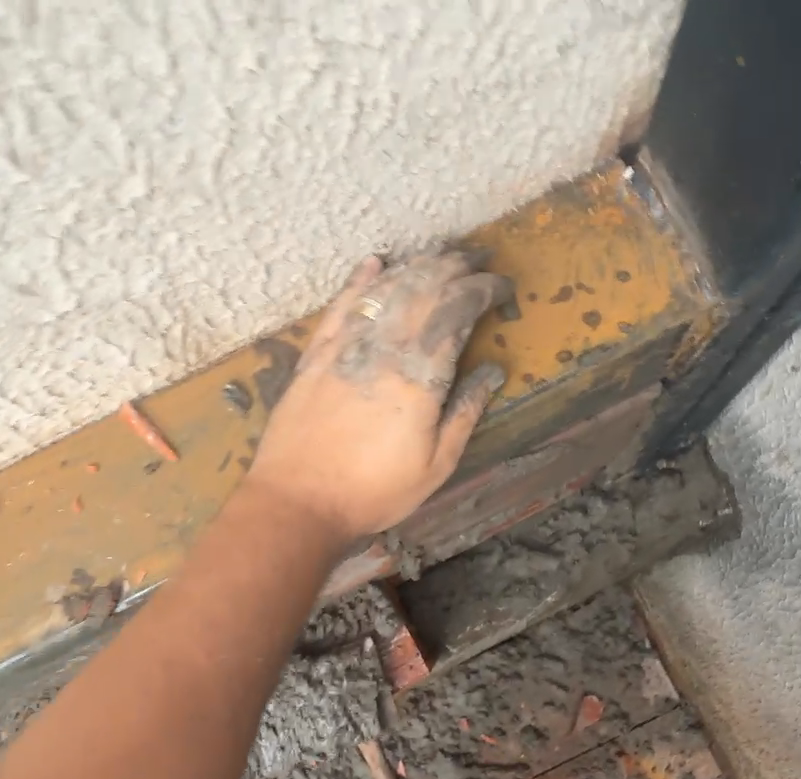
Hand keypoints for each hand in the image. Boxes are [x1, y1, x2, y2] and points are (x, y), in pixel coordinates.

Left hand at [245, 253, 513, 543]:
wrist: (298, 501)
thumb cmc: (374, 492)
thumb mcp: (436, 465)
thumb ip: (465, 413)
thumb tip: (492, 372)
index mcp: (420, 376)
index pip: (457, 312)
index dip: (483, 291)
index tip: (501, 287)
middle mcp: (384, 348)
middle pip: (423, 289)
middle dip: (455, 267)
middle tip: (476, 259)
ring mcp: (345, 347)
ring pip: (385, 290)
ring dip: (415, 265)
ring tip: (439, 255)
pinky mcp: (315, 355)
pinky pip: (341, 306)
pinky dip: (360, 281)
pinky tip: (374, 263)